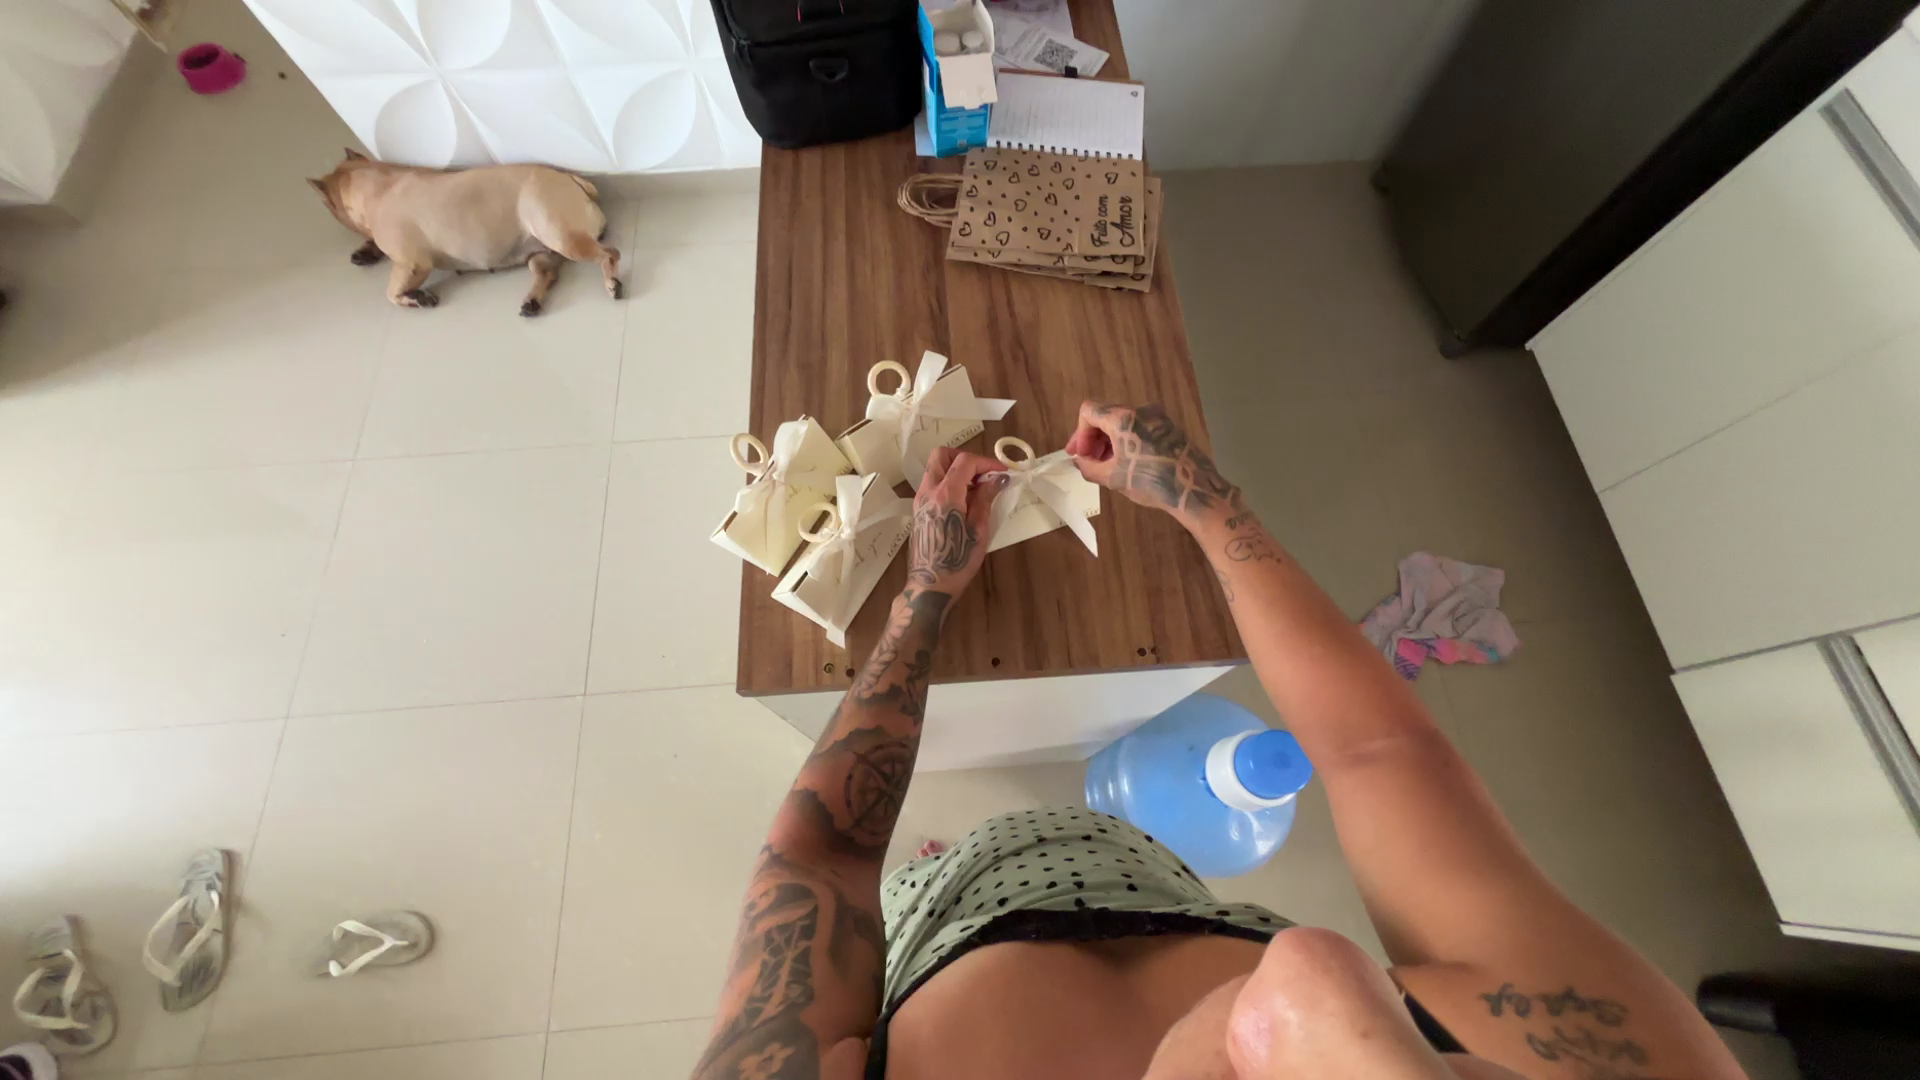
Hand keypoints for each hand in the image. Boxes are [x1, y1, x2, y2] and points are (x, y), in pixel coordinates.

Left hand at [906, 447, 1007, 599]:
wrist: (929, 585)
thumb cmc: (957, 562)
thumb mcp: (979, 531)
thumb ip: (985, 499)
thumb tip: (997, 478)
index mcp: (945, 494)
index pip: (965, 461)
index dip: (987, 462)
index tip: (1002, 473)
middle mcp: (928, 491)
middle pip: (942, 455)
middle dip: (965, 458)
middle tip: (984, 475)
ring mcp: (920, 500)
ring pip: (935, 468)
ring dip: (957, 470)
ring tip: (977, 490)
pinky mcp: (919, 510)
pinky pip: (933, 484)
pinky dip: (949, 482)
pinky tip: (965, 501)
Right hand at [1067, 401, 1240, 528]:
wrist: (1193, 490)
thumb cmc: (1150, 482)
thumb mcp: (1112, 478)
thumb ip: (1089, 467)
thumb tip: (1080, 462)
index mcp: (1123, 419)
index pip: (1089, 411)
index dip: (1079, 433)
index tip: (1081, 455)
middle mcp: (1141, 410)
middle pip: (1106, 416)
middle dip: (1093, 438)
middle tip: (1087, 461)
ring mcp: (1158, 418)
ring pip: (1123, 423)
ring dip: (1108, 441)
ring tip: (1105, 466)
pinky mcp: (1169, 428)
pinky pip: (1139, 429)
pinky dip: (1126, 442)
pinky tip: (1126, 463)